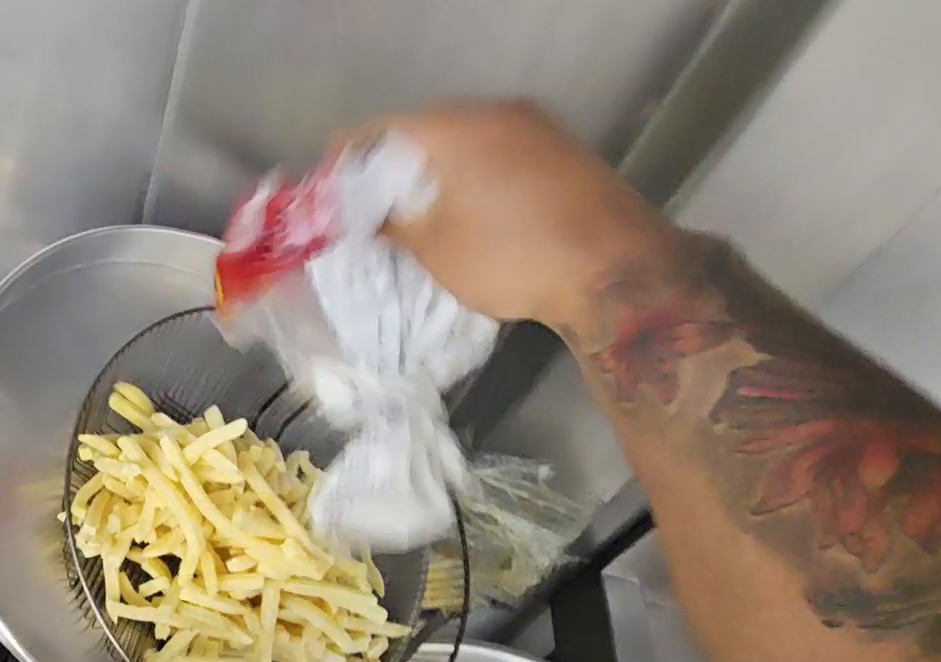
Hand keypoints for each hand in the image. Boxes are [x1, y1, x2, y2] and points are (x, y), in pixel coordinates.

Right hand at [374, 101, 678, 331]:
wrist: (612, 269)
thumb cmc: (509, 258)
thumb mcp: (434, 248)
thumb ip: (393, 222)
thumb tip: (369, 214)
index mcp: (459, 130)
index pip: (387, 127)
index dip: (351, 151)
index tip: (329, 174)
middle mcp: (498, 114)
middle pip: (427, 126)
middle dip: (391, 158)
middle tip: (366, 193)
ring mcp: (536, 128)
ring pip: (464, 136)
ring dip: (431, 164)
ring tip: (408, 201)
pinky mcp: (560, 149)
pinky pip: (495, 148)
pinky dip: (465, 169)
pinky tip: (457, 201)